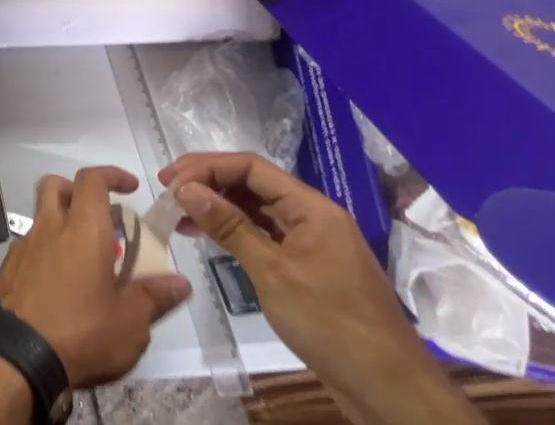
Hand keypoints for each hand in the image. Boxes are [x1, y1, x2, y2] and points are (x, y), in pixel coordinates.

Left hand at [0, 166, 191, 387]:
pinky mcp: (10, 265)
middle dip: (80, 190)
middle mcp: (49, 228)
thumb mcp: (130, 322)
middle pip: (57, 186)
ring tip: (90, 258)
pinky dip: (49, 249)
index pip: (92, 181)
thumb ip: (154, 297)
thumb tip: (180, 282)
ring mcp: (24, 245)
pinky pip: (32, 244)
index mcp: (82, 230)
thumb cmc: (81, 331)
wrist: (16, 352)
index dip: (111, 175)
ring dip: (64, 223)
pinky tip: (64, 282)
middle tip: (105, 217)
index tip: (130, 186)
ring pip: (42, 215)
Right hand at [157, 153, 432, 395]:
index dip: (205, 167)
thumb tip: (185, 188)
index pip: (250, 167)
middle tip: (166, 194)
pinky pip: (262, 234)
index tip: (168, 181)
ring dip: (215, 206)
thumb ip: (228, 226)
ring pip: (254, 208)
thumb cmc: (331, 322)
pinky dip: (231, 230)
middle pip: (252, 183)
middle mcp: (312, 217)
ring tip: (178, 215)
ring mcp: (310, 242)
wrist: (388, 388)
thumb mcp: (272, 271)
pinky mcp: (306, 266)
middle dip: (207, 183)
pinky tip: (206, 237)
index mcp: (312, 209)